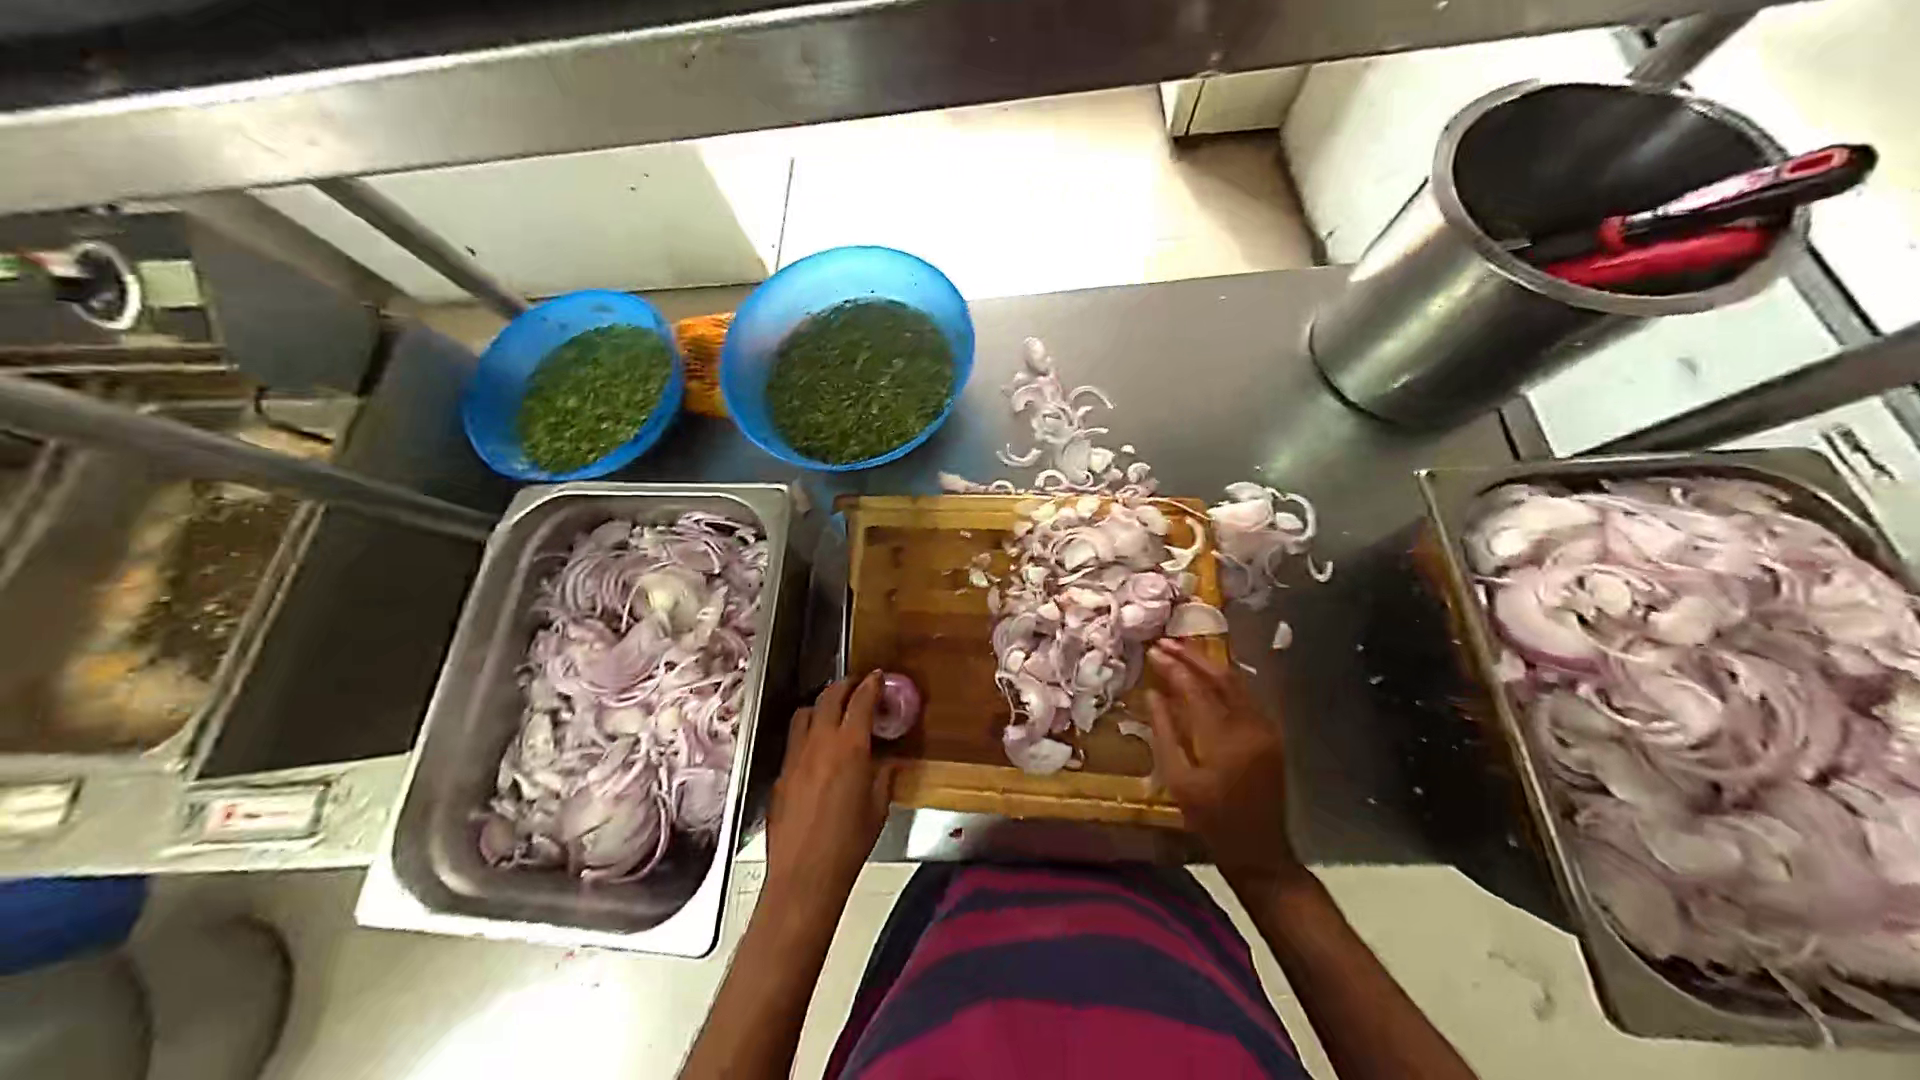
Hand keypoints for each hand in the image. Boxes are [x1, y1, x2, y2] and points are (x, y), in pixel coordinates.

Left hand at [765, 672, 894, 906]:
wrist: (805, 875)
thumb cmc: (849, 843)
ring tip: (835, 713)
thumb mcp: (878, 807)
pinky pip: (794, 742)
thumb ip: (884, 777)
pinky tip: (818, 753)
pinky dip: (808, 735)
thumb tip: (888, 764)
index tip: (878, 677)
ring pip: (805, 714)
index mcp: (849, 748)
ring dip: (822, 706)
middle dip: (845, 686)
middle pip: (829, 697)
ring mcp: (795, 758)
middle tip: (858, 686)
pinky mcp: (780, 775)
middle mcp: (819, 744)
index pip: (860, 702)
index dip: (871, 685)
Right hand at [1147, 639, 1304, 891]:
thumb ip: (1164, 732)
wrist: (1259, 850)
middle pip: (1220, 676)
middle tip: (1165, 641)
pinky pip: (1245, 695)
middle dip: (1191, 656)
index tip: (1152, 651)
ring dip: (1208, 664)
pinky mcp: (1270, 733)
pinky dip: (1223, 680)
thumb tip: (1152, 694)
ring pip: (1236, 682)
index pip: (1195, 688)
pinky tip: (1205, 674)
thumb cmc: (1211, 820)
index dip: (1173, 667)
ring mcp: (1265, 728)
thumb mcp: (1178, 779)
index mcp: (1224, 739)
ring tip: (1181, 650)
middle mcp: (1250, 725)